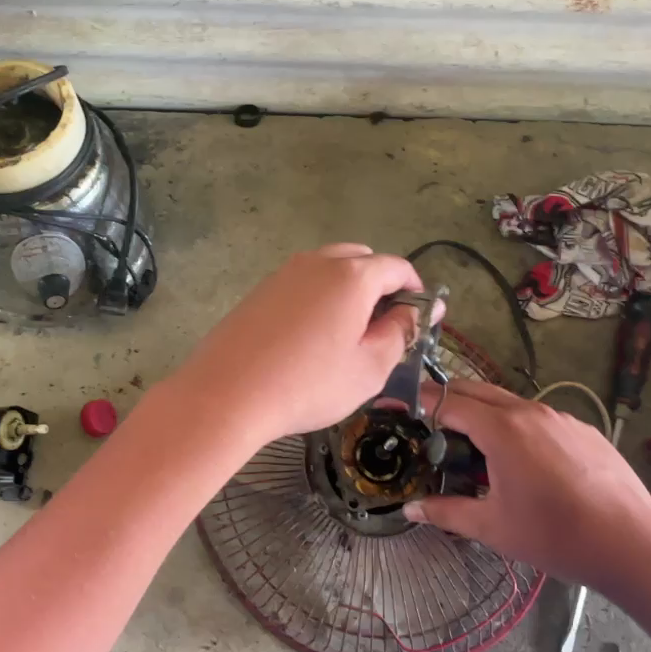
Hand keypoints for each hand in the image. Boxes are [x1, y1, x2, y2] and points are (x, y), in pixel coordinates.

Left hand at [157, 244, 423, 444]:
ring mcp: (284, 272)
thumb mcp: (369, 367)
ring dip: (347, 291)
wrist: (228, 392)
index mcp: (352, 275)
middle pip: (361, 259)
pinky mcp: (259, 290)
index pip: (397, 268)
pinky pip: (301, 284)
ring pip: (328, 269)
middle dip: (380, 286)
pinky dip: (317, 299)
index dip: (416, 292)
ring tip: (346, 337)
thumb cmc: (309, 383)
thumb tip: (422, 309)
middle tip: (382, 330)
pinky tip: (309, 339)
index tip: (420, 321)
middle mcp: (318, 262)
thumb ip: (401, 332)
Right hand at [404, 380, 650, 588]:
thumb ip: (446, 513)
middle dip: (450, 398)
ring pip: (511, 403)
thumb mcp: (493, 528)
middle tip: (429, 418)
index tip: (401, 405)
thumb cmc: (556, 536)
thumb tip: (410, 510)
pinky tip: (526, 462)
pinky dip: (520, 427)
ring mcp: (561, 418)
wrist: (634, 546)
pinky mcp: (585, 431)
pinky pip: (540, 419)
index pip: (449, 401)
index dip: (421, 402)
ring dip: (486, 413)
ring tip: (476, 445)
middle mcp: (529, 412)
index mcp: (501, 429)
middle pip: (477, 390)